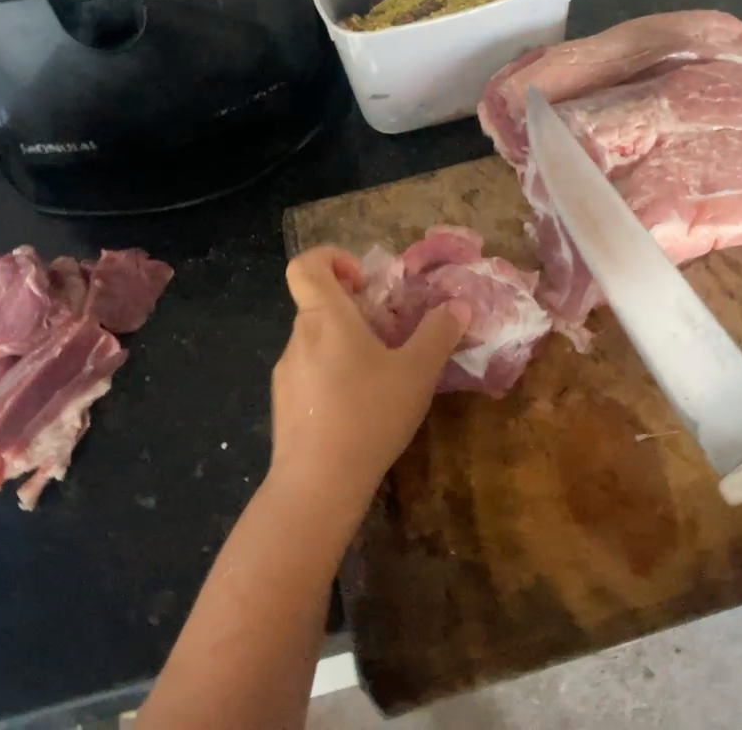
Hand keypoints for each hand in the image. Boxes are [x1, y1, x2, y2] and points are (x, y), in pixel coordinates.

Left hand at [270, 246, 468, 506]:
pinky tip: (357, 410)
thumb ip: (438, 333)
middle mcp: (299, 337)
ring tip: (379, 379)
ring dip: (345, 347)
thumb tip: (458, 305)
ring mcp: (286, 372)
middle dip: (354, 312)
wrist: (318, 482)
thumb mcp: (417, 372)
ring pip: (316, 342)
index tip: (364, 283)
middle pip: (318, 305)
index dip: (332, 259)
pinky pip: (309, 374)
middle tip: (390, 336)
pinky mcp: (283, 404)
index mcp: (325, 317)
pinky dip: (332, 378)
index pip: (306, 265)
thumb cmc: (369, 414)